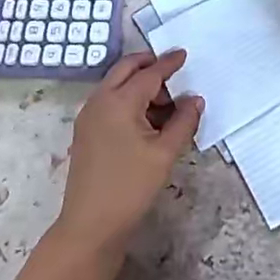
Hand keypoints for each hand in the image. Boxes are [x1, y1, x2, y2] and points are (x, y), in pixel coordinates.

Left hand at [57, 50, 203, 252]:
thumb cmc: (130, 187)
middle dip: (149, 66)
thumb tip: (194, 100)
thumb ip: (183, 122)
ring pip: (115, 84)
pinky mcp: (85, 130)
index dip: (168, 63)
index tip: (183, 54)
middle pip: (126, 69)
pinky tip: (145, 119)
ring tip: (164, 103)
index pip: (149, 74)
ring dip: (138, 83)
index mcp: (119, 101)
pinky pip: (108, 100)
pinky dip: (127, 98)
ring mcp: (88, 115)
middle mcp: (99, 100)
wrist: (90, 225)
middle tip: (172, 72)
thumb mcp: (164, 154)